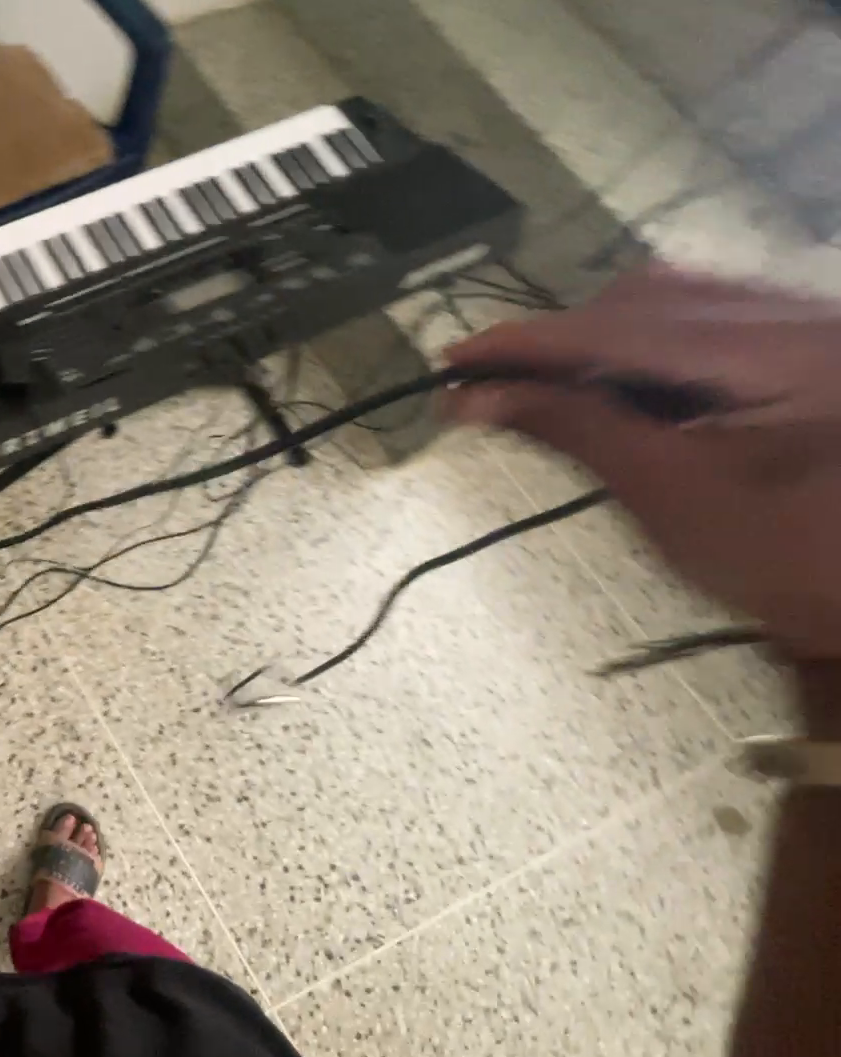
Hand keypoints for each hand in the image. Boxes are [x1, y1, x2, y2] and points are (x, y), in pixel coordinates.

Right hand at [448, 265, 840, 658]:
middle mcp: (808, 319)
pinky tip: (605, 378)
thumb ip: (569, 426)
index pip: (623, 328)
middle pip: (649, 298)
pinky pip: (707, 315)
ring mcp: (815, 328)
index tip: (452, 359)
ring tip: (537, 380)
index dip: (527, 341)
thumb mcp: (662, 489)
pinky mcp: (810, 347)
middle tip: (485, 379)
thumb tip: (472, 397)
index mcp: (785, 355)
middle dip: (556, 337)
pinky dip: (637, 341)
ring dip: (592, 337)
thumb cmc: (776, 557)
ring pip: (677, 298)